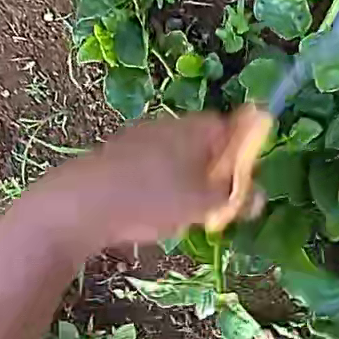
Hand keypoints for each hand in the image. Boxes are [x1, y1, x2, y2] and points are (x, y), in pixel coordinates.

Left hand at [32, 112, 253, 247]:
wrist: (79, 205)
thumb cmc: (152, 199)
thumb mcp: (203, 205)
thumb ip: (236, 199)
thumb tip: (259, 197)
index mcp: (194, 129)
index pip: (231, 126)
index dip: (242, 152)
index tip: (242, 180)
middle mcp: (168, 125)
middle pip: (203, 141)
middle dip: (214, 170)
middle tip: (216, 201)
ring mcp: (138, 137)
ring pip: (176, 155)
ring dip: (186, 179)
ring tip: (182, 212)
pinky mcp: (115, 155)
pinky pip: (151, 166)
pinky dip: (159, 184)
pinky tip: (149, 211)